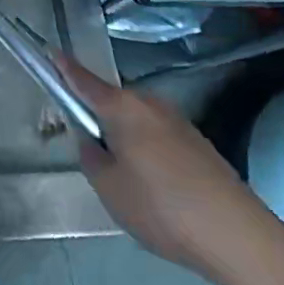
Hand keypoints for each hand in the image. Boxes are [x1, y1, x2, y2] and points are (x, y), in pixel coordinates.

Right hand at [59, 58, 260, 276]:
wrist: (235, 233)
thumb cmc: (160, 206)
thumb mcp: (109, 187)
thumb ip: (90, 156)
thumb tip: (91, 140)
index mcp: (122, 108)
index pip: (84, 80)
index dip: (63, 67)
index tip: (49, 51)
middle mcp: (149, 103)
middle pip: (112, 103)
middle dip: (99, 121)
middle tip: (95, 159)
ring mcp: (177, 120)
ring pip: (137, 122)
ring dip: (126, 139)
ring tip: (132, 185)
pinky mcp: (197, 141)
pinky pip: (158, 136)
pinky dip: (149, 152)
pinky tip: (159, 190)